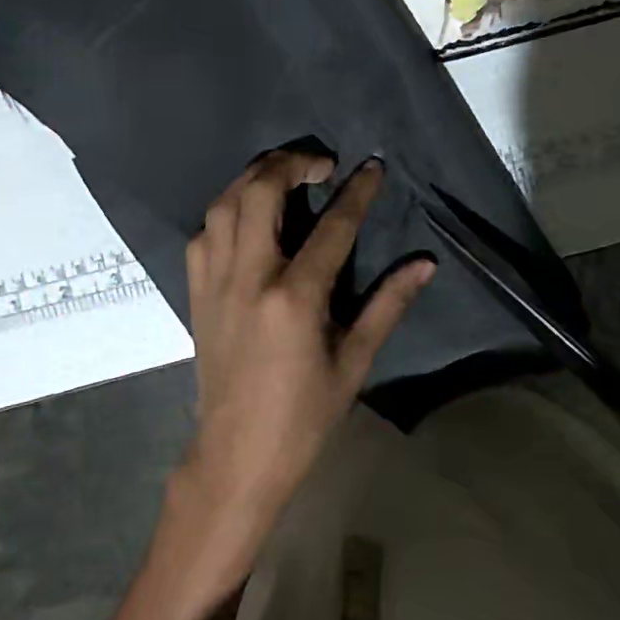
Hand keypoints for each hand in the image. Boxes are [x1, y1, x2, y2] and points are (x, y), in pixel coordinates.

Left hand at [181, 151, 434, 517]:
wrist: (235, 456)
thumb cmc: (304, 417)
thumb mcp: (355, 362)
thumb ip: (388, 305)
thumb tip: (425, 265)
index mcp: (294, 298)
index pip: (332, 227)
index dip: (357, 192)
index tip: (371, 167)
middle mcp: (249, 278)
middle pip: (260, 193)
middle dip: (291, 163)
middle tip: (321, 162)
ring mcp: (214, 283)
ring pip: (223, 204)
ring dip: (254, 178)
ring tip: (284, 177)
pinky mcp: (195, 294)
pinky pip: (203, 234)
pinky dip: (226, 211)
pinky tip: (247, 217)